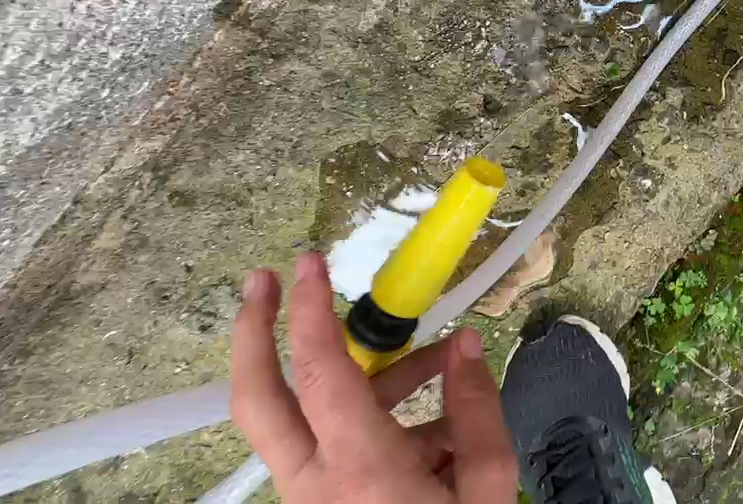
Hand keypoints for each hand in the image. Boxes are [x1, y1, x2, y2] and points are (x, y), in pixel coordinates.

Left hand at [230, 253, 516, 503]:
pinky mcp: (318, 502)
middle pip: (257, 400)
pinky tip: (434, 417)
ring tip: (441, 360)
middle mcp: (314, 482)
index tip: (308, 263)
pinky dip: (373, 410)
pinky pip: (331, 440)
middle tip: (262, 279)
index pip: (320, 373)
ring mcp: (309, 496)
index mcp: (359, 469)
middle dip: (253, 333)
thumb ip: (476, 407)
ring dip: (365, 372)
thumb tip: (463, 342)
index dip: (309, 312)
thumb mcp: (488, 485)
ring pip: (307, 414)